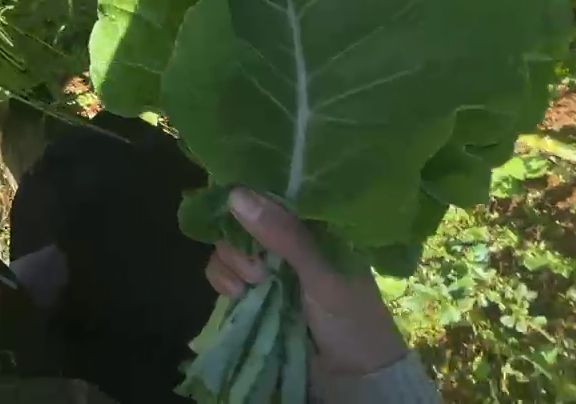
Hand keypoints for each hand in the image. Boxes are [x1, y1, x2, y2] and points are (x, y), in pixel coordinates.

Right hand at [205, 187, 408, 376]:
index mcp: (309, 225)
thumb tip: (235, 194)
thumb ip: (285, 235)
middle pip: (241, 217)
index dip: (247, 194)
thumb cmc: (352, 318)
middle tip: (255, 265)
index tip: (232, 202)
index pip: (270, 193)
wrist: (354, 382)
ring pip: (227, 243)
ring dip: (231, 262)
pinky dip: (222, 278)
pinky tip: (237, 294)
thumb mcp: (323, 274)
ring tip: (251, 285)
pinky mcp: (249, 290)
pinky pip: (220, 269)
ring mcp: (265, 265)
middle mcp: (283, 239)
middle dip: (238, 238)